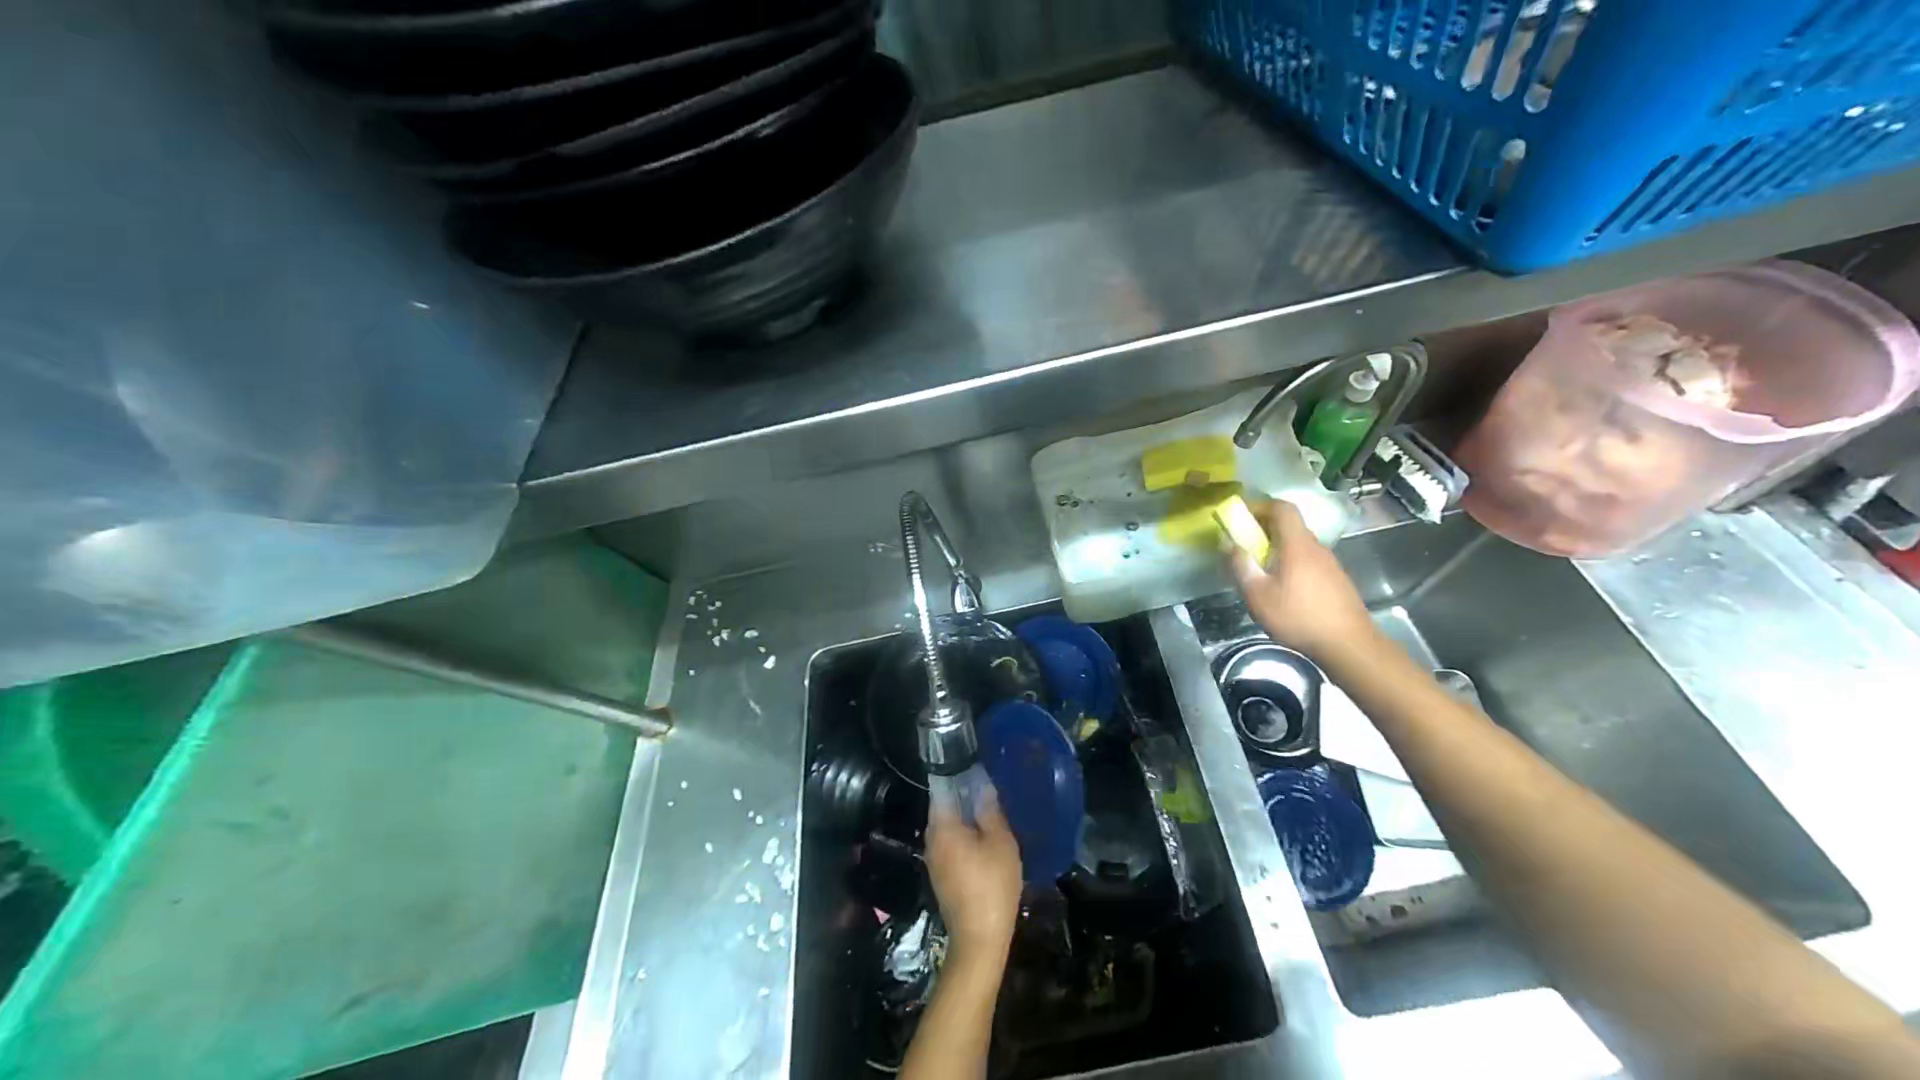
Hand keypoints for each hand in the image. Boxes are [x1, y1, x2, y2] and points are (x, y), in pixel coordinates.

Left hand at [924, 788, 1022, 963]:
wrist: (979, 938)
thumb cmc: (992, 885)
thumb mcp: (1000, 843)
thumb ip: (990, 811)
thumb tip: (981, 786)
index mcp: (942, 826)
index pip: (942, 788)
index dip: (957, 775)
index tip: (974, 768)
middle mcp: (931, 839)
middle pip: (944, 808)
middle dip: (963, 798)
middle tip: (988, 791)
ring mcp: (933, 860)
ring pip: (947, 829)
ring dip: (965, 820)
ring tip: (990, 816)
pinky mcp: (940, 877)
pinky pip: (950, 846)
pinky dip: (964, 839)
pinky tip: (983, 843)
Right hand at [1227, 497, 1378, 665]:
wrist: (1348, 644)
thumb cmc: (1298, 616)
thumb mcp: (1258, 595)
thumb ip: (1242, 566)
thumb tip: (1230, 544)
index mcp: (1297, 545)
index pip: (1282, 508)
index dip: (1260, 506)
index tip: (1241, 517)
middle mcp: (1316, 547)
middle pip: (1290, 526)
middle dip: (1264, 530)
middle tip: (1244, 546)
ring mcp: (1330, 564)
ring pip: (1298, 545)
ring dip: (1277, 549)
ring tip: (1260, 571)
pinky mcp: (1336, 580)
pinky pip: (1308, 561)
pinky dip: (1290, 564)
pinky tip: (1282, 589)